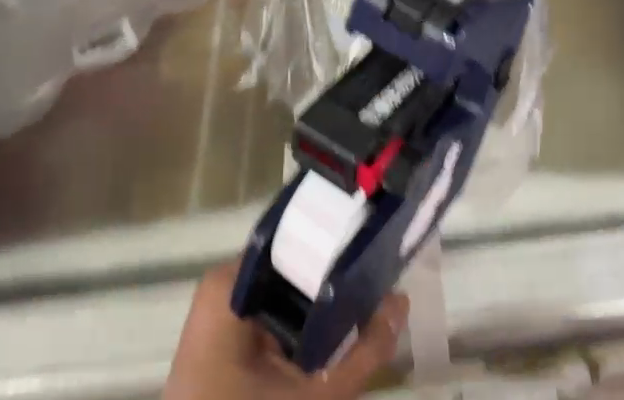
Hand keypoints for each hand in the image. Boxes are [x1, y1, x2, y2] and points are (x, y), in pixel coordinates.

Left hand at [165, 262, 408, 399]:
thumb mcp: (316, 396)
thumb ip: (364, 350)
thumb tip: (400, 301)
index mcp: (232, 285)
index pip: (298, 240)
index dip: (342, 243)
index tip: (383, 248)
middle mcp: (226, 286)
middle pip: (296, 264)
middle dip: (339, 276)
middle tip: (384, 283)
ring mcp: (223, 311)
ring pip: (290, 291)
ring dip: (326, 302)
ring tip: (370, 305)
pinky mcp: (228, 337)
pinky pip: (277, 313)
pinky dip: (307, 325)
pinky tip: (338, 335)